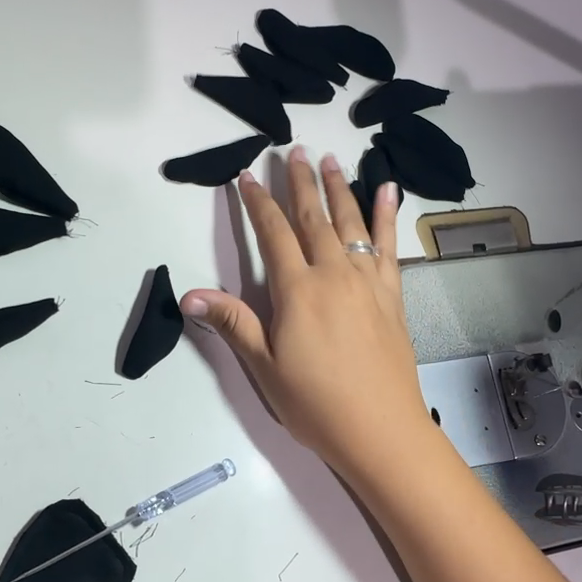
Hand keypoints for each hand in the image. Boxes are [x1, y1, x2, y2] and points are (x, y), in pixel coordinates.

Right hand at [182, 147, 432, 480]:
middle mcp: (335, 275)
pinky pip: (389, 246)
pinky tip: (387, 191)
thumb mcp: (265, 367)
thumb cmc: (315, 404)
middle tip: (293, 151)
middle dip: (301, 183)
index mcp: (299, 290)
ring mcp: (368, 283)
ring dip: (339, 188)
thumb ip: (233, 323)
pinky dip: (386, 216)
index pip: (274, 234)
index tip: (247, 176)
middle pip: (315, 218)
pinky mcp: (393, 296)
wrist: (380, 430)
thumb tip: (189, 295)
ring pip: (352, 223)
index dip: (258, 203)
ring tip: (331, 160)